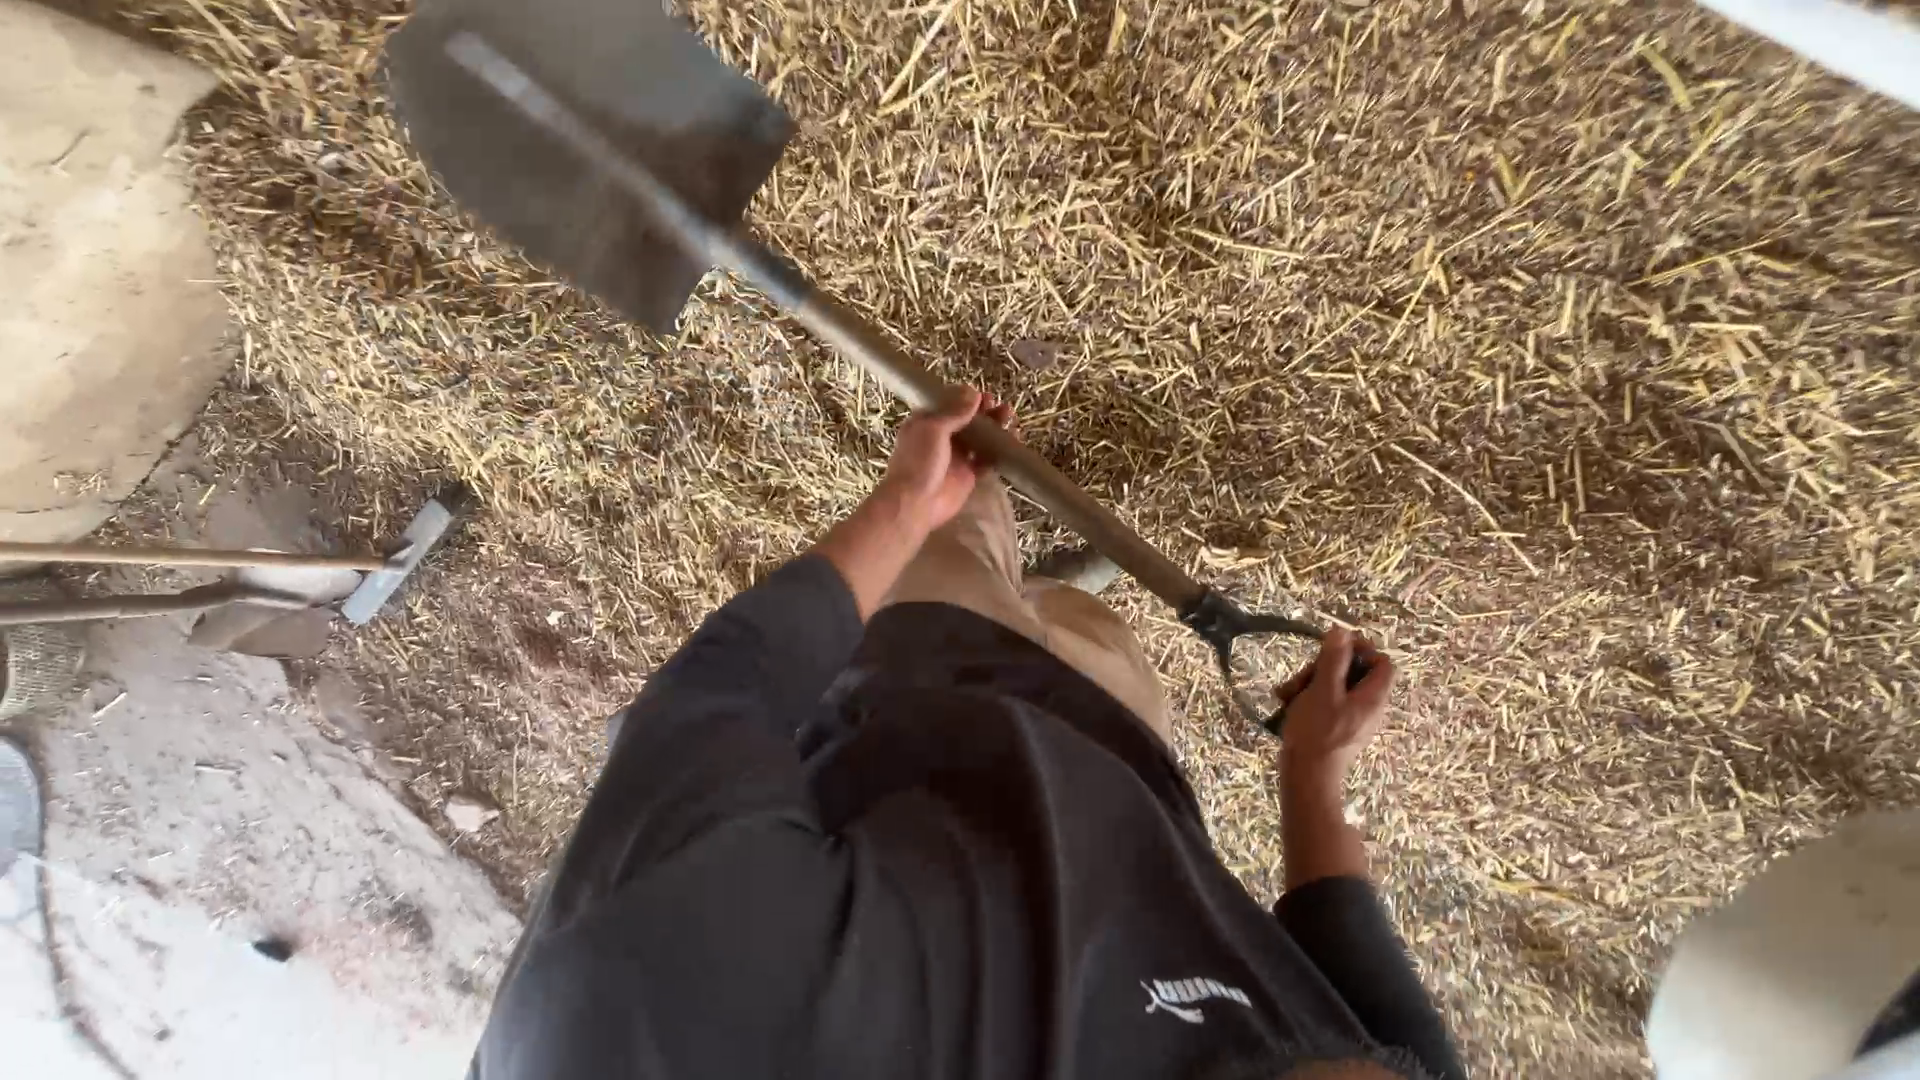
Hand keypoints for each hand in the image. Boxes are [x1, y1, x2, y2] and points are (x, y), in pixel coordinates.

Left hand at [874, 387, 1014, 535]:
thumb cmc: (918, 461)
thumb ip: (954, 412)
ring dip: (993, 428)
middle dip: (983, 412)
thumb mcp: (933, 429)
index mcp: (927, 423)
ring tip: (1008, 418)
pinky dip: (998, 451)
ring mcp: (956, 456)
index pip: (949, 404)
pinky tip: (1011, 443)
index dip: (966, 398)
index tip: (981, 396)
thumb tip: (973, 393)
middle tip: (999, 406)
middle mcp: (941, 438)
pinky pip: (986, 459)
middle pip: (967, 420)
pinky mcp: (968, 474)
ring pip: (979, 438)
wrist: (915, 503)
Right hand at [1274, 628, 1394, 785]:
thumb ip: (1334, 660)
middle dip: (1323, 668)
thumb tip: (1342, 632)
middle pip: (1352, 673)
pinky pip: (1325, 703)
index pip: (1382, 663)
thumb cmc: (1318, 730)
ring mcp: (1351, 719)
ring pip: (1333, 687)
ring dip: (1308, 683)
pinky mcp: (1334, 728)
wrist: (1307, 775)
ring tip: (1286, 693)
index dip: (1361, 649)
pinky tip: (1286, 703)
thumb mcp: (1323, 689)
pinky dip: (1307, 699)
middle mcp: (1367, 707)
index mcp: (1373, 697)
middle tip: (1301, 675)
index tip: (1333, 647)